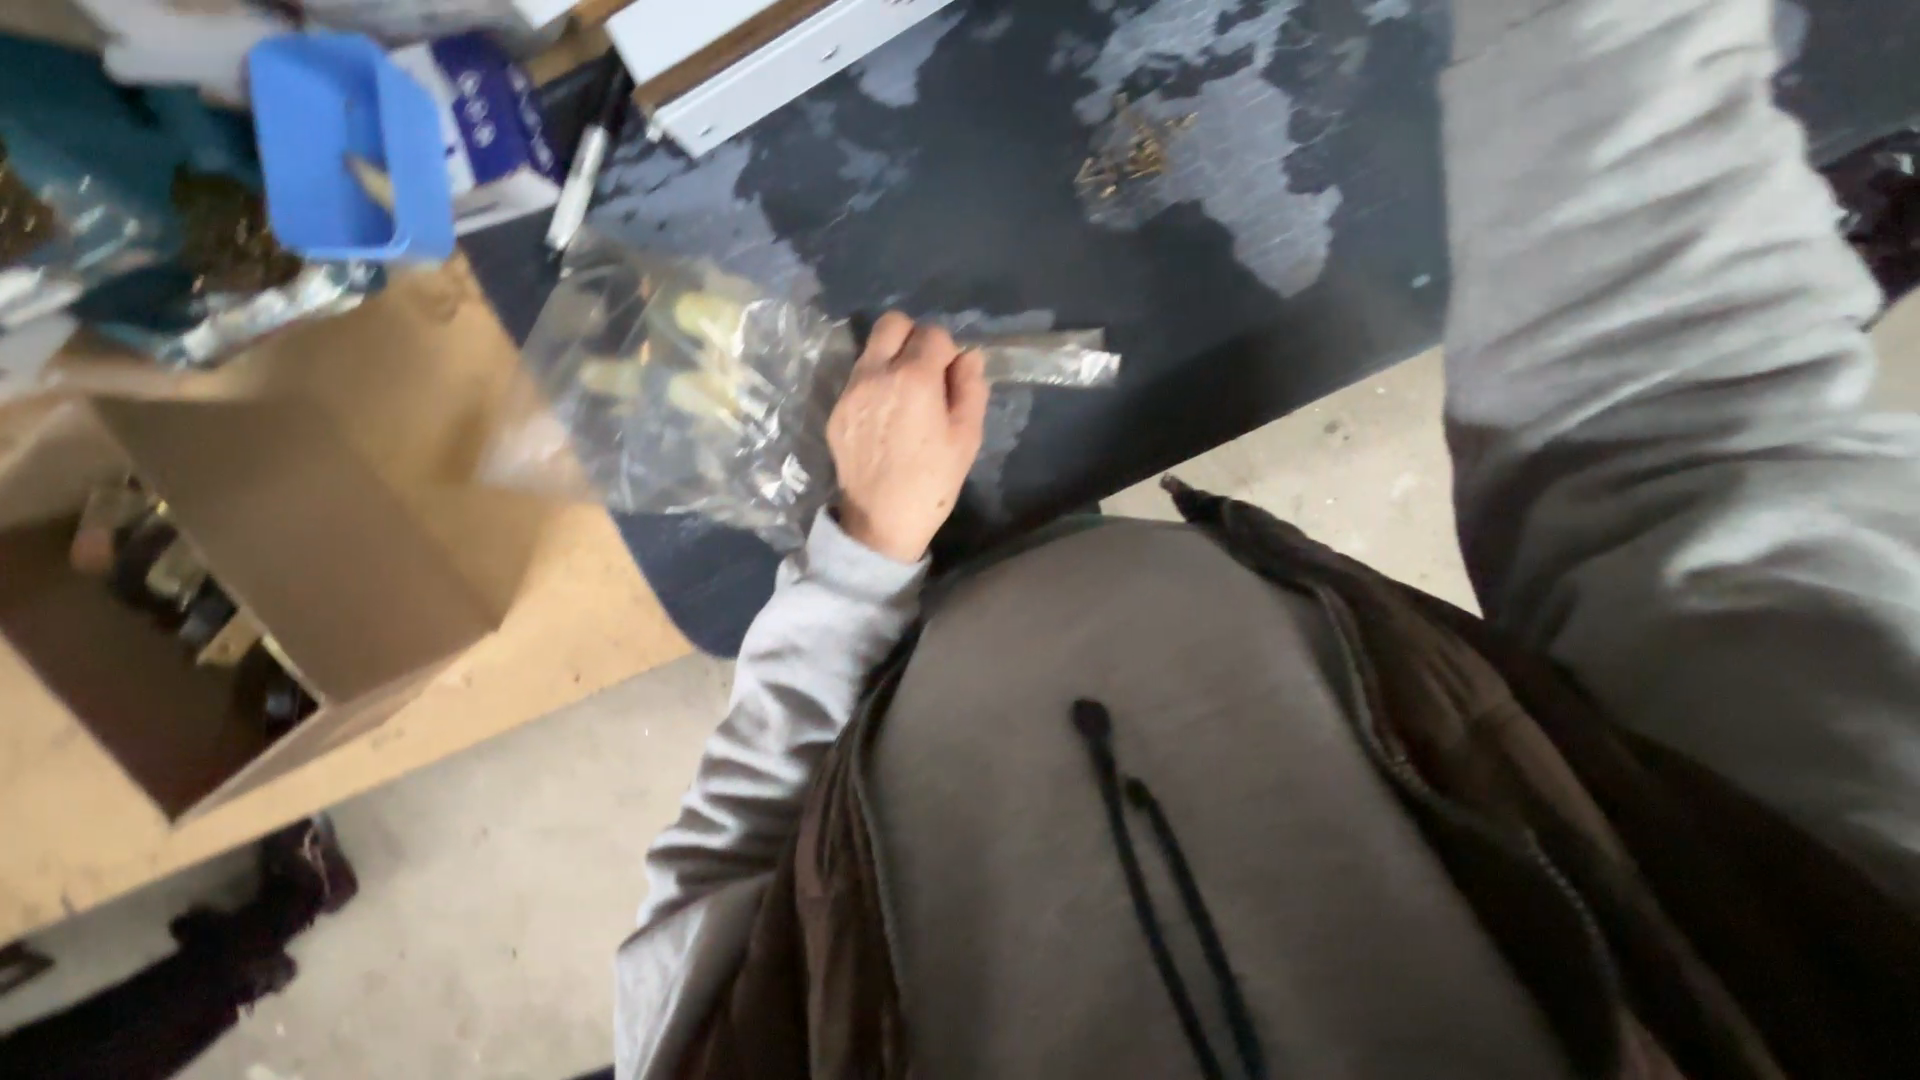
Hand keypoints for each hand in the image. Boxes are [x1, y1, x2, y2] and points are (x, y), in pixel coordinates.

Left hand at [827, 312, 988, 561]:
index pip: (932, 333)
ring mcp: (850, 391)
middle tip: (925, 373)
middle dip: (913, 339)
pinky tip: (885, 420)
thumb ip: (971, 387)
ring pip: (871, 349)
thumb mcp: (967, 437)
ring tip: (905, 399)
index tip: (950, 379)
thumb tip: (968, 357)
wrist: (880, 520)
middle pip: (893, 323)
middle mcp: (875, 374)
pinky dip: (874, 386)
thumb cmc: (933, 482)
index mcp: (913, 377)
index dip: (947, 352)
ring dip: (892, 360)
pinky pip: (858, 380)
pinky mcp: (836, 411)